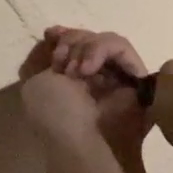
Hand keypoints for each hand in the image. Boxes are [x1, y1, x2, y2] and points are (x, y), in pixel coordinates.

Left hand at [35, 26, 150, 149]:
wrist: (83, 140)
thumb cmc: (54, 116)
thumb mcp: (35, 81)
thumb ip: (44, 55)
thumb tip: (54, 32)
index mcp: (71, 76)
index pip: (71, 41)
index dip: (62, 35)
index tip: (51, 36)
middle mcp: (97, 73)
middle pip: (89, 37)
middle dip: (73, 42)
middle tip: (62, 65)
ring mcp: (118, 74)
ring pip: (105, 39)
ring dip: (85, 49)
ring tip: (77, 72)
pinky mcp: (137, 75)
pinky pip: (121, 47)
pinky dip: (100, 50)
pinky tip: (88, 69)